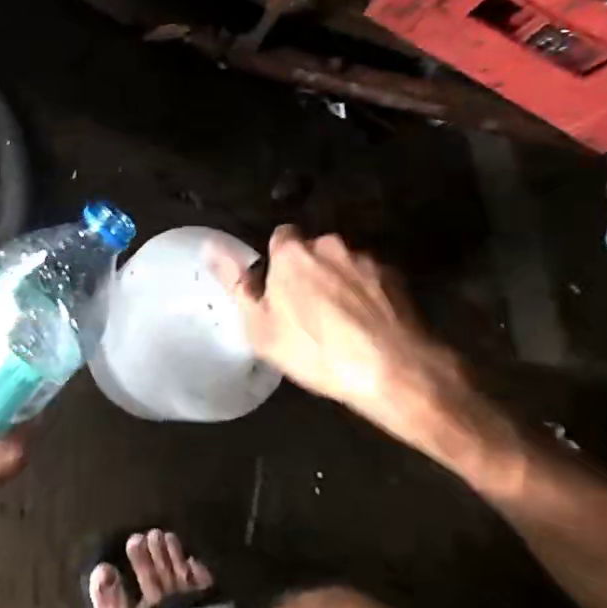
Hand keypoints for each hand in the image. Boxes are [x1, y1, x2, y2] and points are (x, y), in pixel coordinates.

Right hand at [220, 227, 487, 452]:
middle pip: (314, 251)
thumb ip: (236, 282)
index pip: (281, 237)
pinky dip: (369, 295)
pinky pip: (373, 279)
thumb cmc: (316, 352)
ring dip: (341, 283)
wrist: (393, 370)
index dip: (280, 264)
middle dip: (312, 272)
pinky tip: (370, 326)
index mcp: (293, 252)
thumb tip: (209, 245)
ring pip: (345, 265)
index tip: (282, 292)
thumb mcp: (261, 327)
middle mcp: (330, 244)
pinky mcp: (396, 276)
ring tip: (345, 324)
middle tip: (311, 312)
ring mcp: (366, 258)